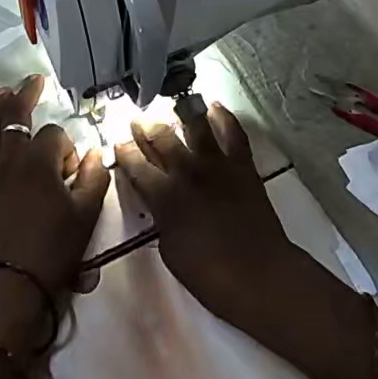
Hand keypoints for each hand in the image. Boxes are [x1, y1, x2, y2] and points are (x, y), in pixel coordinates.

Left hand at [0, 74, 108, 351]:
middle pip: (14, 116)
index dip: (66, 148)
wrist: (8, 286)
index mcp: (38, 160)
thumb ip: (94, 179)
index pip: (54, 135)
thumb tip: (96, 153)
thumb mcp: (86, 217)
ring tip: (2, 94)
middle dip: (25, 94)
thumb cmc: (52, 251)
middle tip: (32, 79)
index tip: (72, 170)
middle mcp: (6, 157)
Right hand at [114, 102, 301, 330]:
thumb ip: (160, 217)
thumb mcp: (169, 248)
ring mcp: (216, 165)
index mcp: (163, 195)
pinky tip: (215, 107)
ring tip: (172, 104)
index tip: (117, 144)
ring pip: (195, 125)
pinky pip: (233, 133)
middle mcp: (186, 171)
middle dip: (144, 126)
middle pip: (160, 137)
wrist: (260, 275)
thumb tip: (159, 203)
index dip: (123, 152)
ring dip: (180, 111)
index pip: (134, 164)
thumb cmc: (208, 273)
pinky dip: (224, 117)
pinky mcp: (242, 165)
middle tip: (138, 120)